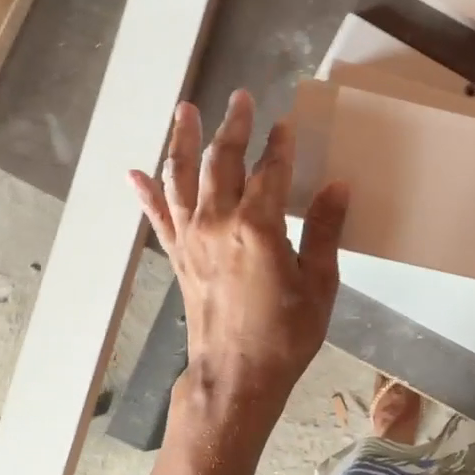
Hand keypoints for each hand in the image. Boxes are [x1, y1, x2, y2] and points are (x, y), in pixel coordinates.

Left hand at [130, 91, 348, 436]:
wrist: (236, 376)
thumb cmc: (286, 335)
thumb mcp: (320, 285)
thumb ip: (326, 232)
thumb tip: (338, 188)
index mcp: (258, 228)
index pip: (270, 172)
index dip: (280, 146)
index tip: (286, 124)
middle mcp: (218, 223)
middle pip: (222, 162)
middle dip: (233, 127)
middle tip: (240, 98)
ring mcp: (191, 240)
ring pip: (183, 178)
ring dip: (184, 142)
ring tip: (185, 111)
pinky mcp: (178, 259)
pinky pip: (158, 218)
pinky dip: (147, 194)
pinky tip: (136, 172)